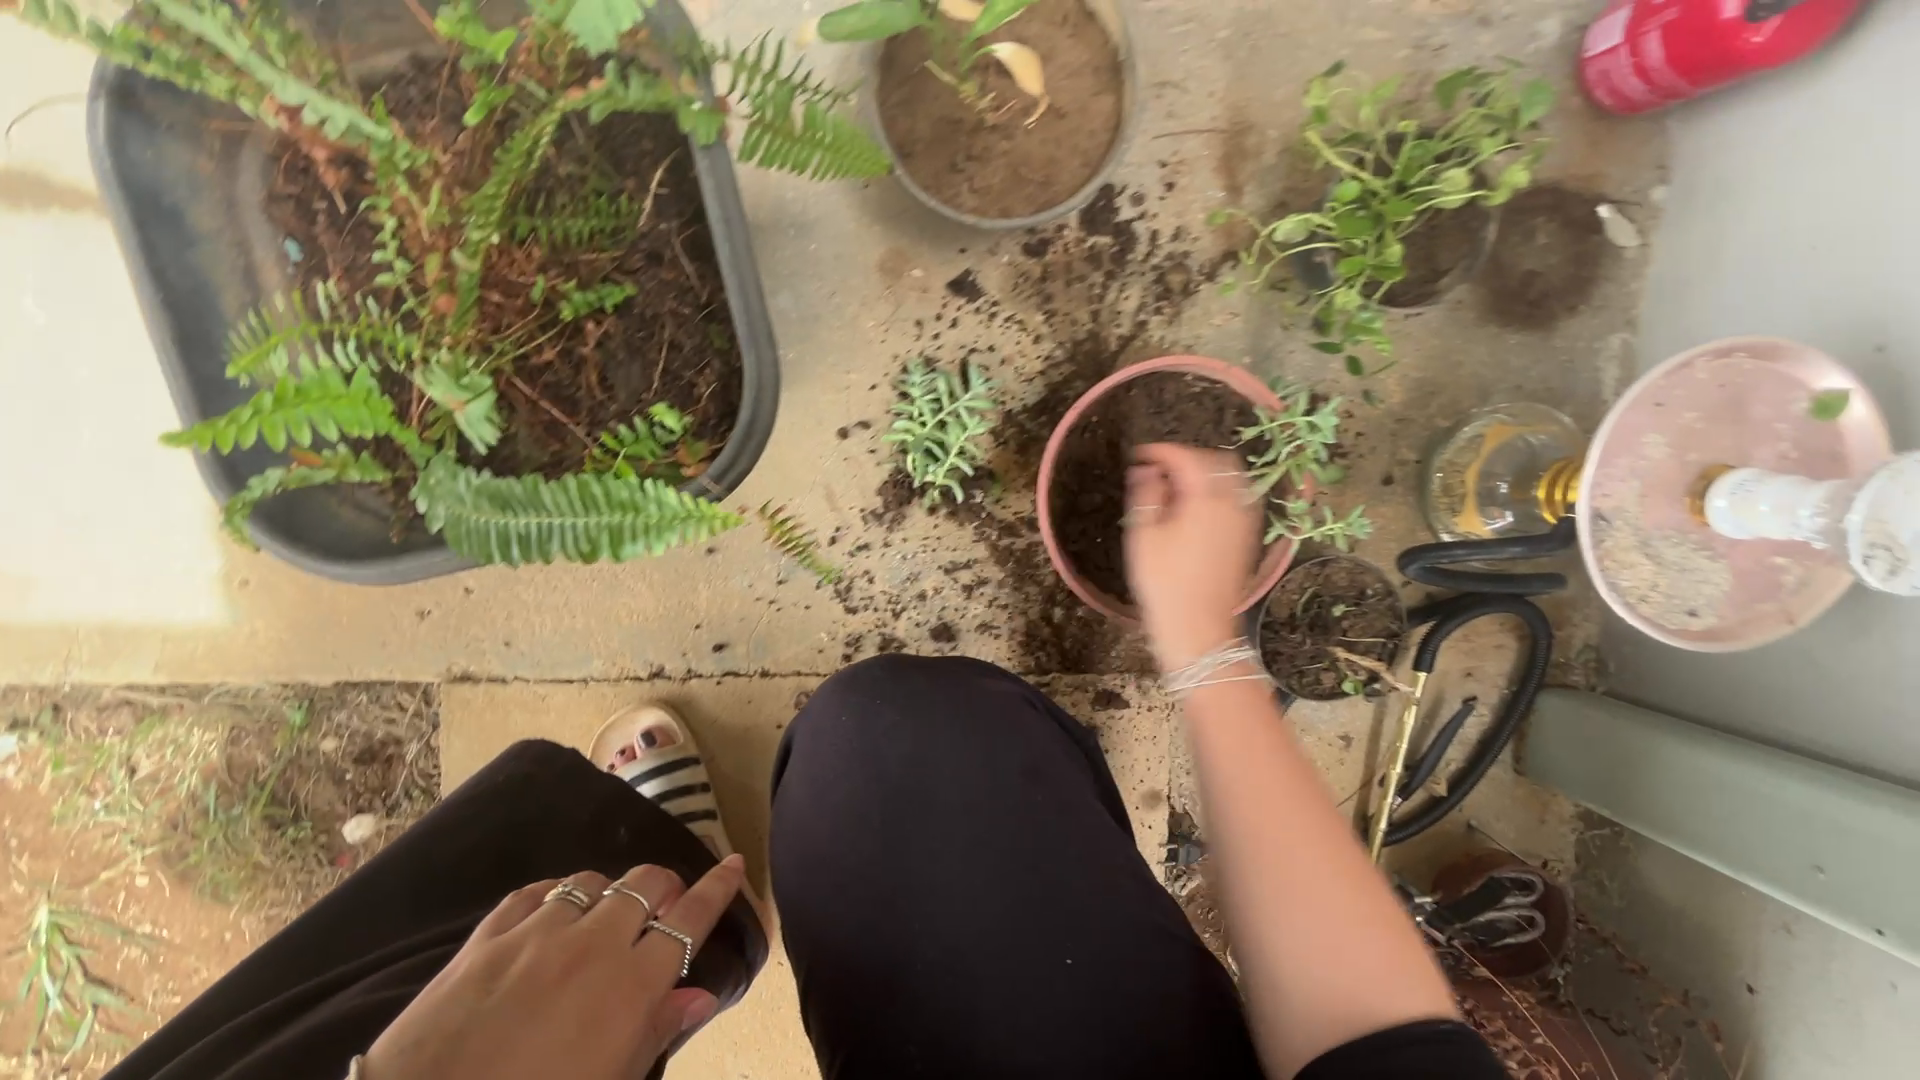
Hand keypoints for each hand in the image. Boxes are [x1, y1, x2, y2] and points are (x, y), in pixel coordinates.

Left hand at [363, 855, 746, 1079]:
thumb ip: (657, 1032)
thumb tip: (701, 995)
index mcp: (630, 987)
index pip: (689, 919)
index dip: (717, 888)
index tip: (735, 862)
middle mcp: (592, 946)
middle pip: (646, 884)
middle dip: (664, 888)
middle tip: (662, 911)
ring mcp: (536, 934)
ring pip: (593, 882)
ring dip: (608, 895)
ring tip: (602, 919)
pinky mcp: (486, 938)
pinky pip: (534, 892)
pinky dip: (554, 896)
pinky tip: (551, 914)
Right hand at [1124, 443, 1260, 670]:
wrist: (1199, 628)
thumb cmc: (1164, 584)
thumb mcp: (1143, 537)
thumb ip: (1146, 495)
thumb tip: (1146, 470)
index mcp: (1205, 498)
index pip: (1187, 458)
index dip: (1162, 451)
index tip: (1140, 456)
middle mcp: (1233, 503)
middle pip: (1218, 461)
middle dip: (1189, 458)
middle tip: (1161, 469)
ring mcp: (1245, 521)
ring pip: (1233, 479)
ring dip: (1208, 473)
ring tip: (1179, 487)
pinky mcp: (1248, 538)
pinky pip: (1239, 499)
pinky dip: (1220, 492)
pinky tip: (1198, 508)